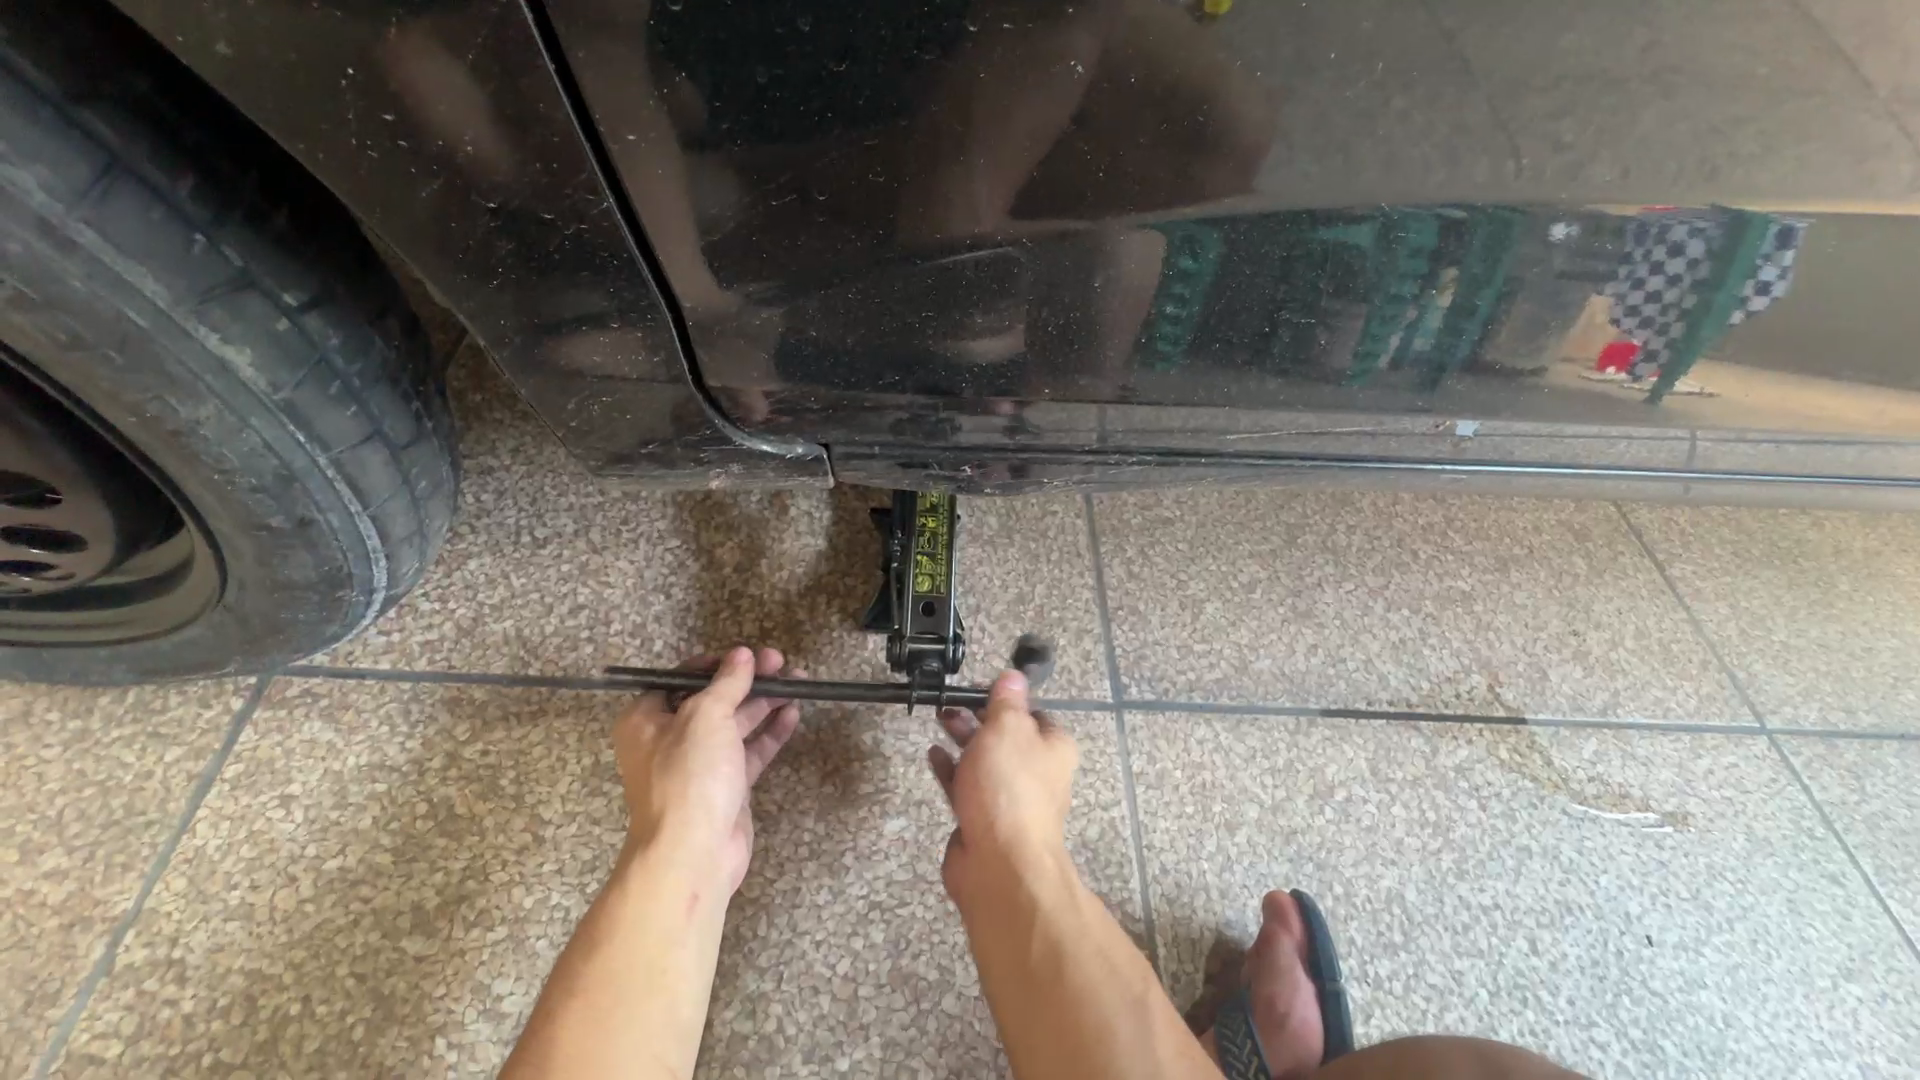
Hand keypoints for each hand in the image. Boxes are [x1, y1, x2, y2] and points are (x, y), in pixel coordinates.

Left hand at [613, 646, 801, 893]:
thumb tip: (742, 655)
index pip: (679, 679)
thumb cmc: (689, 775)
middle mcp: (669, 739)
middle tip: (780, 662)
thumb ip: (726, 683)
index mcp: (647, 719)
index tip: (746, 654)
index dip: (713, 663)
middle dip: (748, 680)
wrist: (693, 852)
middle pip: (713, 699)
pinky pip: (749, 751)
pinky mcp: (725, 786)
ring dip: (764, 703)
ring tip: (799, 681)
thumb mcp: (705, 716)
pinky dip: (770, 732)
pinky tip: (794, 714)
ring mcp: (699, 764)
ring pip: (735, 724)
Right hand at [928, 670, 1079, 901]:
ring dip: (963, 740)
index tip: (978, 688)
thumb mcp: (1007, 728)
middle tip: (949, 704)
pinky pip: (967, 786)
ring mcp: (1010, 800)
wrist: (999, 864)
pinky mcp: (984, 820)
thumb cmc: (1008, 787)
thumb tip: (1013, 676)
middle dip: (979, 718)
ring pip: (985, 761)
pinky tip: (933, 755)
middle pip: (1006, 737)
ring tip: (938, 720)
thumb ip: (1007, 701)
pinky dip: (951, 769)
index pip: (1033, 713)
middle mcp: (1038, 773)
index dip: (1006, 699)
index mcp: (1053, 748)